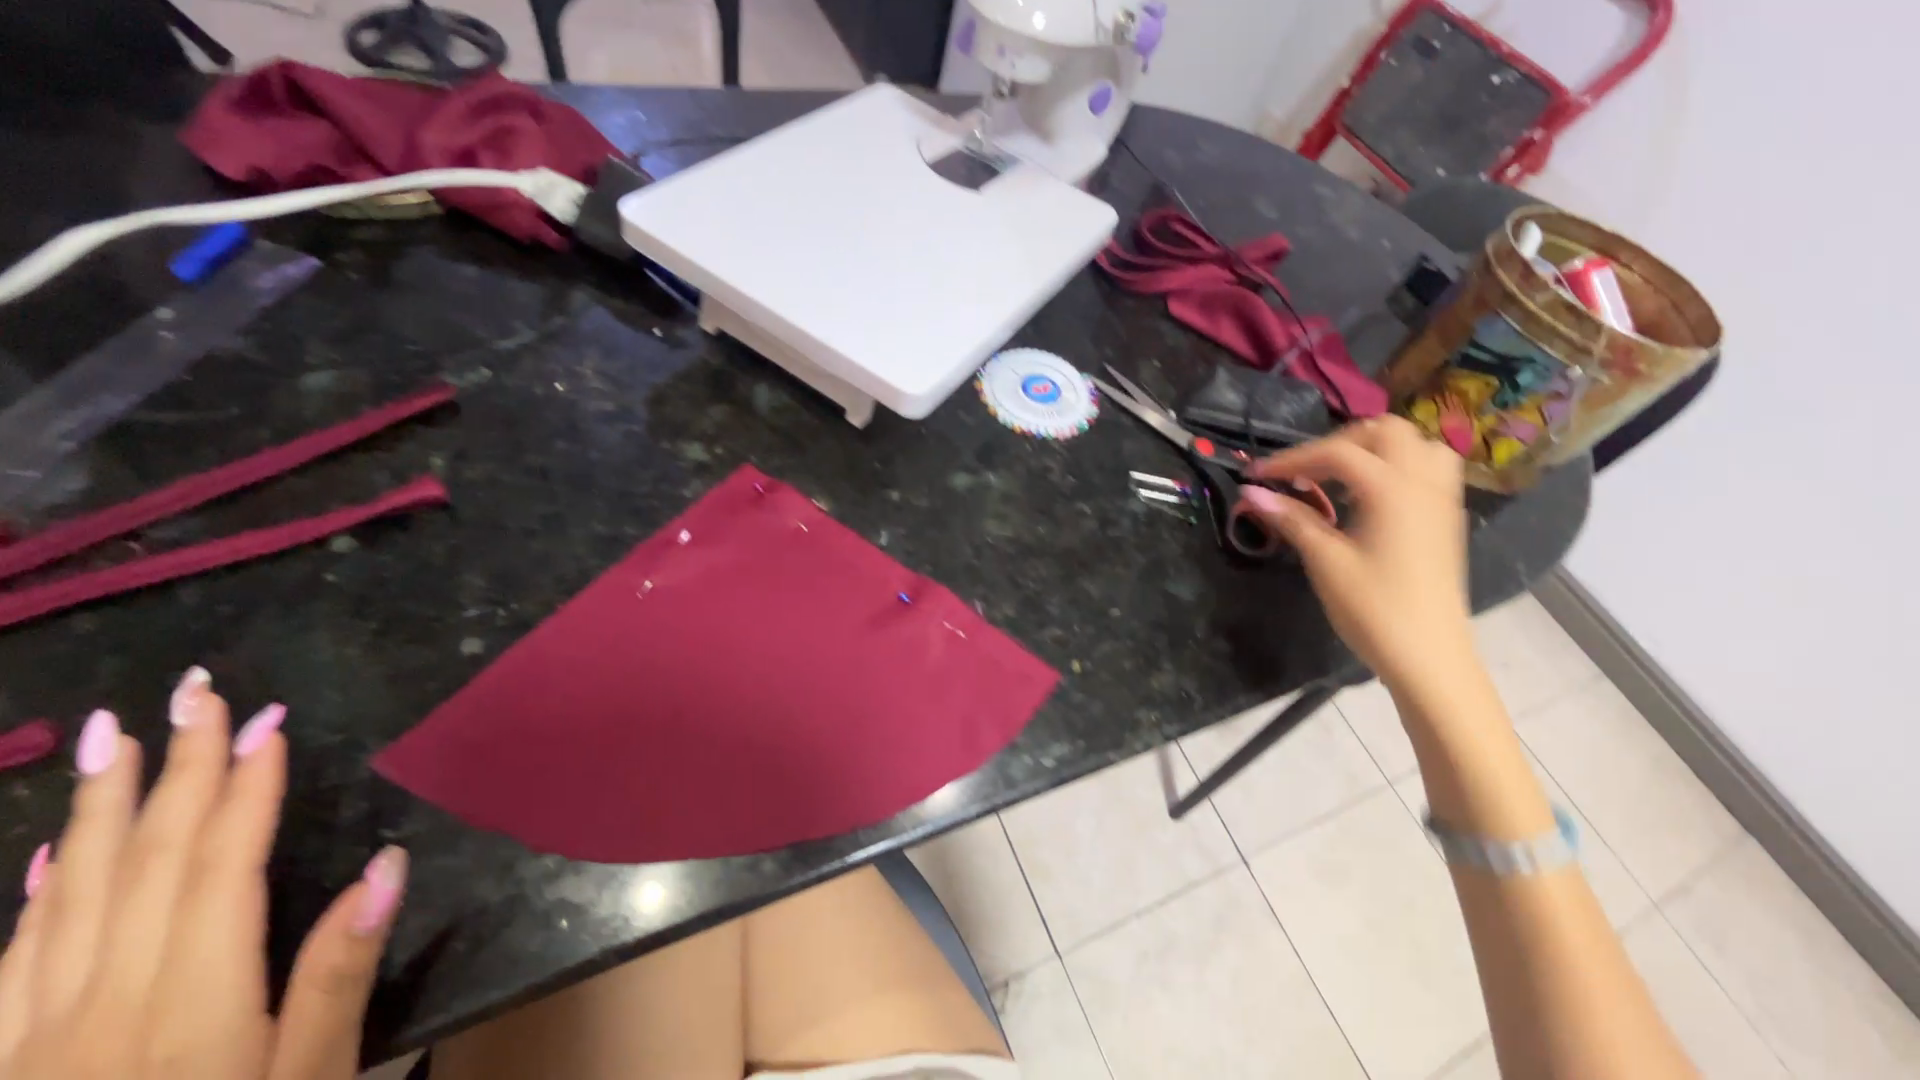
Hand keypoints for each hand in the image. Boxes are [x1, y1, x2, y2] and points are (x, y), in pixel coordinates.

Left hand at [0, 671, 406, 1079]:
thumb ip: (338, 974)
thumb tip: (383, 865)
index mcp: (190, 1003)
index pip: (220, 866)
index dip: (245, 788)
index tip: (265, 722)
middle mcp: (104, 1001)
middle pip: (146, 862)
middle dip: (175, 768)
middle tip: (191, 691)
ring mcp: (37, 1032)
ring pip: (72, 892)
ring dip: (101, 805)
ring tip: (113, 736)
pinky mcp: (5, 1057)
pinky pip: (15, 956)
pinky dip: (40, 890)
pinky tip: (55, 850)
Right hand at [1238, 415, 1475, 690]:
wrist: (1431, 657)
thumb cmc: (1375, 610)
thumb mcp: (1326, 563)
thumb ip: (1292, 519)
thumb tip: (1251, 493)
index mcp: (1391, 488)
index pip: (1336, 452)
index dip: (1292, 459)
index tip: (1257, 476)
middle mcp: (1422, 482)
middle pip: (1384, 432)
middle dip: (1338, 442)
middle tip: (1304, 472)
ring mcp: (1441, 499)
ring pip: (1416, 444)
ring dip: (1376, 448)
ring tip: (1341, 476)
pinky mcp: (1447, 518)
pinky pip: (1430, 469)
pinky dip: (1398, 466)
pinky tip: (1372, 496)